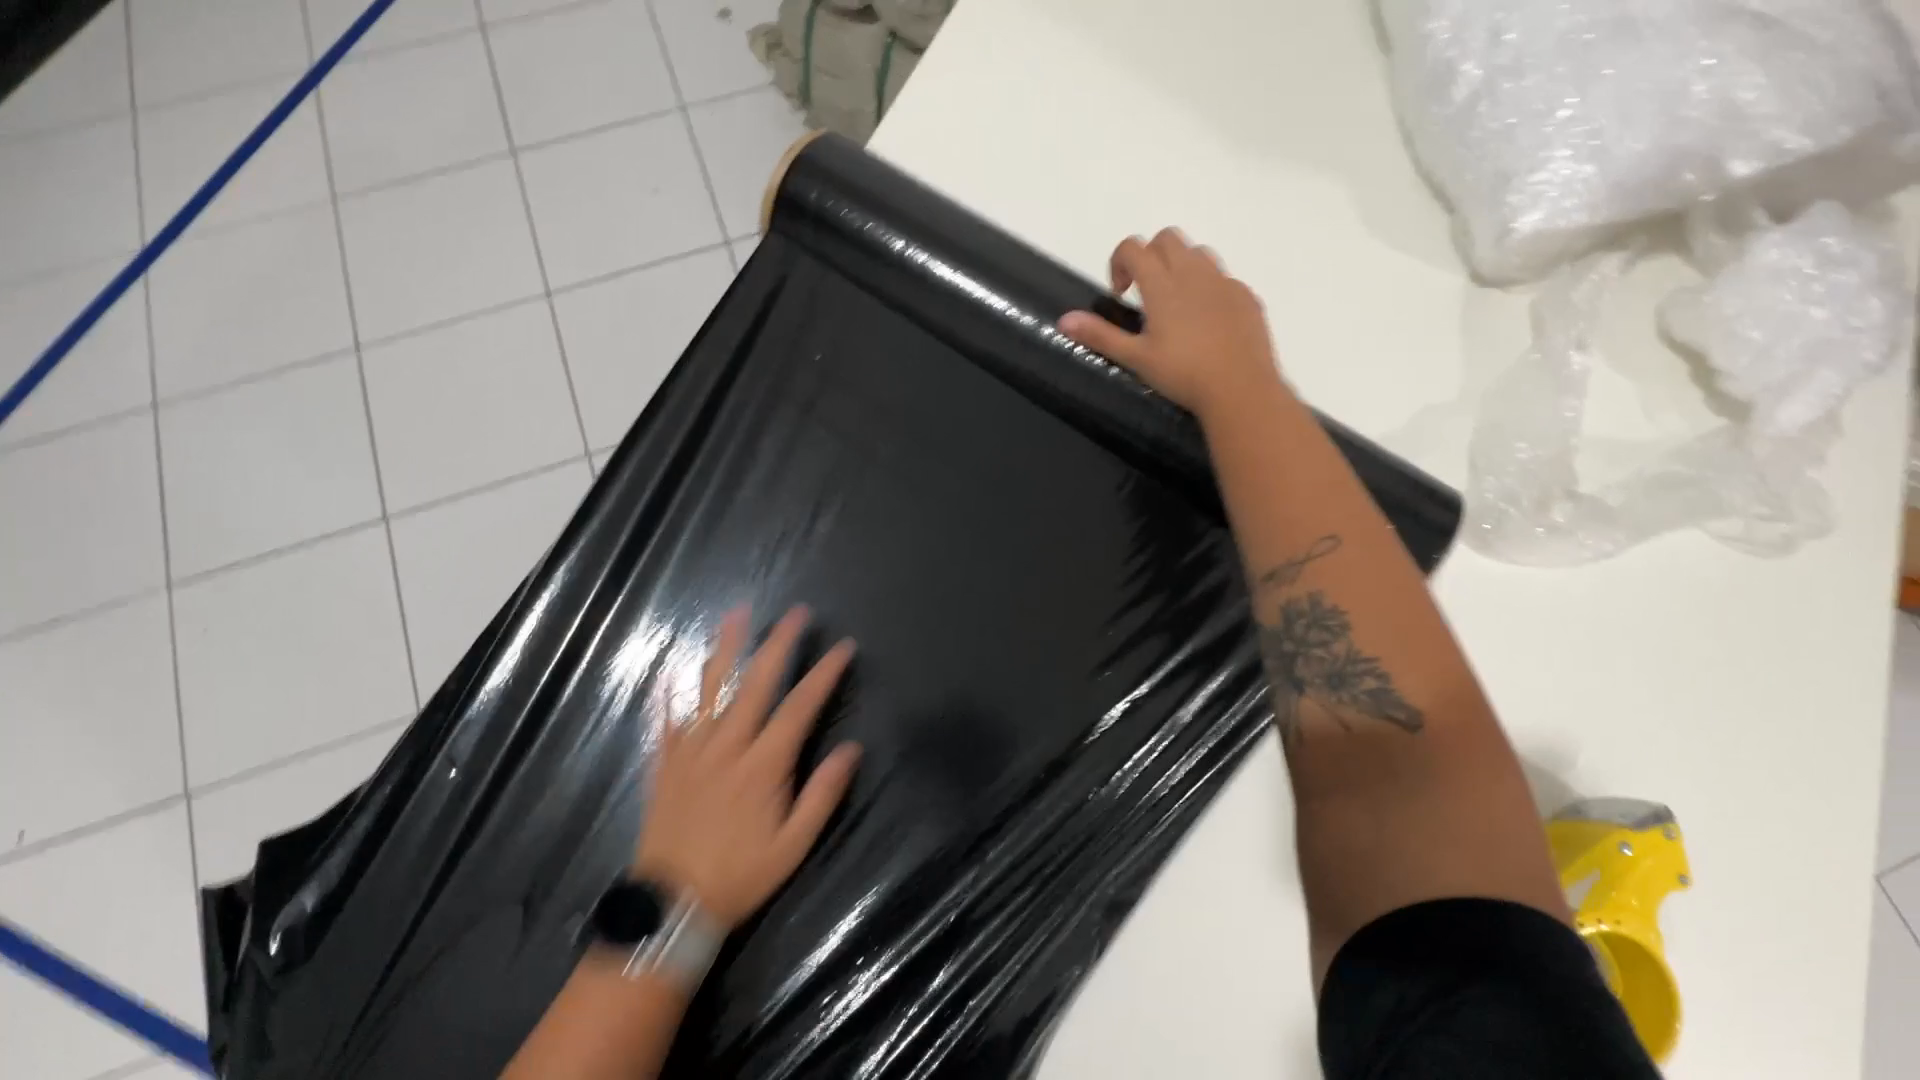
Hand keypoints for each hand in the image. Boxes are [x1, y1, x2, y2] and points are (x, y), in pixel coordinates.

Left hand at [633, 605, 861, 930]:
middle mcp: (726, 746)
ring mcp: (690, 751)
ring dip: (726, 648)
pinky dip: (672, 691)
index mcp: (763, 765)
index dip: (824, 675)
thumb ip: (822, 794)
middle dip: (778, 644)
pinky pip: (667, 719)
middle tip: (795, 613)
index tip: (843, 648)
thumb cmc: (741, 875)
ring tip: (736, 615)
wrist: (671, 906)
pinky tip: (672, 668)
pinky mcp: (664, 764)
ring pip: (709, 689)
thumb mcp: (794, 845)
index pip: (799, 707)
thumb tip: (851, 750)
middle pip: (755, 683)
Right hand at [1058, 228, 1285, 422]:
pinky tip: (1207, 323)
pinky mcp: (1246, 296)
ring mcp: (1224, 281)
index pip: (1133, 247)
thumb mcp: (1136, 358)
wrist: (1240, 389)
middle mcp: (1194, 272)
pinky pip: (1223, 278)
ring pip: (1198, 252)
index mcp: (1162, 284)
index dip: (1119, 262)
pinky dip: (1208, 288)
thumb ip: (1101, 335)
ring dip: (1180, 266)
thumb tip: (1064, 320)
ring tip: (1176, 304)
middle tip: (1144, 294)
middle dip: (1150, 256)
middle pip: (1167, 238)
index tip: (1120, 294)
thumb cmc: (1183, 374)